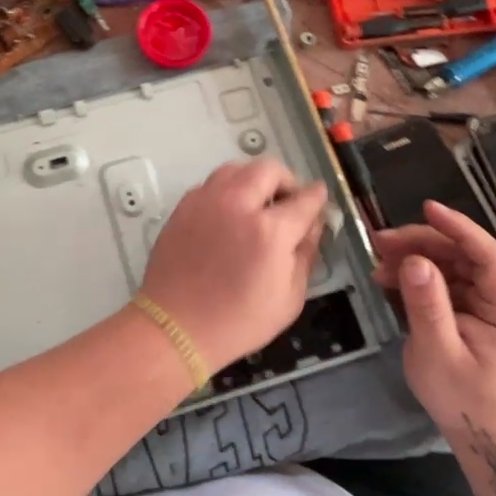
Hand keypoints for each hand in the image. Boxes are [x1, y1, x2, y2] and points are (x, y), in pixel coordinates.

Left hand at [140, 158, 330, 372]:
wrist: (176, 326)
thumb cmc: (238, 322)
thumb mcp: (289, 299)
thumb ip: (306, 255)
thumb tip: (314, 225)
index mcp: (268, 231)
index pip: (303, 201)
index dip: (316, 196)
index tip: (319, 196)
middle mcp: (236, 205)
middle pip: (268, 169)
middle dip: (286, 180)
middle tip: (289, 201)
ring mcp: (206, 201)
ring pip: (237, 168)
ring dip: (254, 179)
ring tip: (258, 203)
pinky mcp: (184, 205)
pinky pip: (212, 183)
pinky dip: (228, 190)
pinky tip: (230, 214)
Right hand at [374, 201, 495, 444]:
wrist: (480, 431)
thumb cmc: (464, 397)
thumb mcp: (439, 353)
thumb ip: (427, 306)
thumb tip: (413, 261)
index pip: (488, 255)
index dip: (458, 228)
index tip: (427, 208)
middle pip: (464, 253)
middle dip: (422, 242)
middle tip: (380, 242)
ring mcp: (490, 300)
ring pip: (451, 260)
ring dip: (414, 256)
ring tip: (378, 262)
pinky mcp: (473, 306)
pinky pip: (444, 277)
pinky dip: (416, 274)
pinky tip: (388, 277)